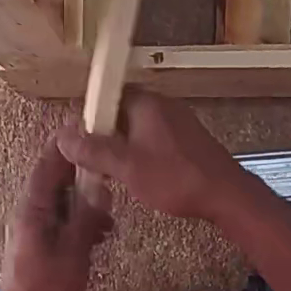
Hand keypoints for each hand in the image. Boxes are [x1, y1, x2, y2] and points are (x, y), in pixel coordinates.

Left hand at [0, 138, 111, 290]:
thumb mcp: (74, 249)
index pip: (48, 164)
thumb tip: (101, 185)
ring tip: (108, 214)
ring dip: (85, 200)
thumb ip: (88, 215)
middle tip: (109, 164)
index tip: (85, 124)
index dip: (65, 144)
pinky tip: (99, 232)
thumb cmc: (45, 285)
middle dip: (82, 171)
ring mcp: (33, 225)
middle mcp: (30, 211)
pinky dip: (80, 217)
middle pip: (56, 179)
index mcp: (33, 208)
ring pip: (61, 199)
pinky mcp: (38, 239)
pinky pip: (61, 217)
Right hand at [56, 90, 252, 221]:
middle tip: (90, 161)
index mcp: (146, 103)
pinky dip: (140, 154)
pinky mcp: (187, 141)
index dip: (86, 117)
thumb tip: (64, 137)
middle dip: (102, 135)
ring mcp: (177, 123)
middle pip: (120, 112)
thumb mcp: (126, 166)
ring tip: (109, 172)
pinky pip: (153, 141)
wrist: (225, 195)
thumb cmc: (178, 178)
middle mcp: (163, 106)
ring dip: (120, 148)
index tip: (74, 139)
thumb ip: (93, 150)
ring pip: (137, 129)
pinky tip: (136, 176)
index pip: (105, 95)